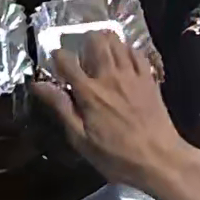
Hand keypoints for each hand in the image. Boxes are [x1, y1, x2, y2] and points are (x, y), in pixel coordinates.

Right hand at [32, 32, 199, 192]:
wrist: (160, 159)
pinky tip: (123, 58)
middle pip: (95, 41)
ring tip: (100, 50)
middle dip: (85, 40)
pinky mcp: (149, 79)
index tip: (56, 62)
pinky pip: (137, 53)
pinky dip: (127, 49)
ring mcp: (132, 75)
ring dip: (106, 41)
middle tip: (81, 52)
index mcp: (89, 92)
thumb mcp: (81, 139)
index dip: (57, 56)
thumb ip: (61, 108)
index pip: (66, 60)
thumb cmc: (116, 156)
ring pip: (117, 42)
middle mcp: (109, 76)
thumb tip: (38, 84)